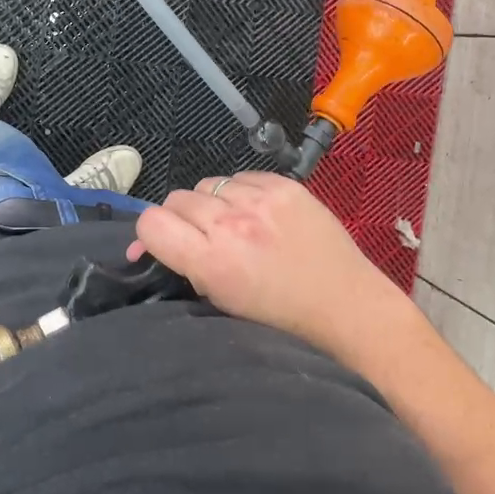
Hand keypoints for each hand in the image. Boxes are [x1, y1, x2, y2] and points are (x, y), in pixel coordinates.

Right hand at [128, 171, 400, 349]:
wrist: (346, 306)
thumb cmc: (280, 317)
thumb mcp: (221, 301)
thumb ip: (184, 268)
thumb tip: (148, 244)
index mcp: (212, 261)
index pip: (152, 222)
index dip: (152, 233)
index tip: (164, 245)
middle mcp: (231, 223)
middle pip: (176, 199)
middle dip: (181, 219)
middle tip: (203, 239)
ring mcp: (260, 199)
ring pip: (207, 184)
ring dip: (212, 203)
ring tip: (234, 225)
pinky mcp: (285, 185)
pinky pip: (241, 176)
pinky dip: (241, 192)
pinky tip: (258, 214)